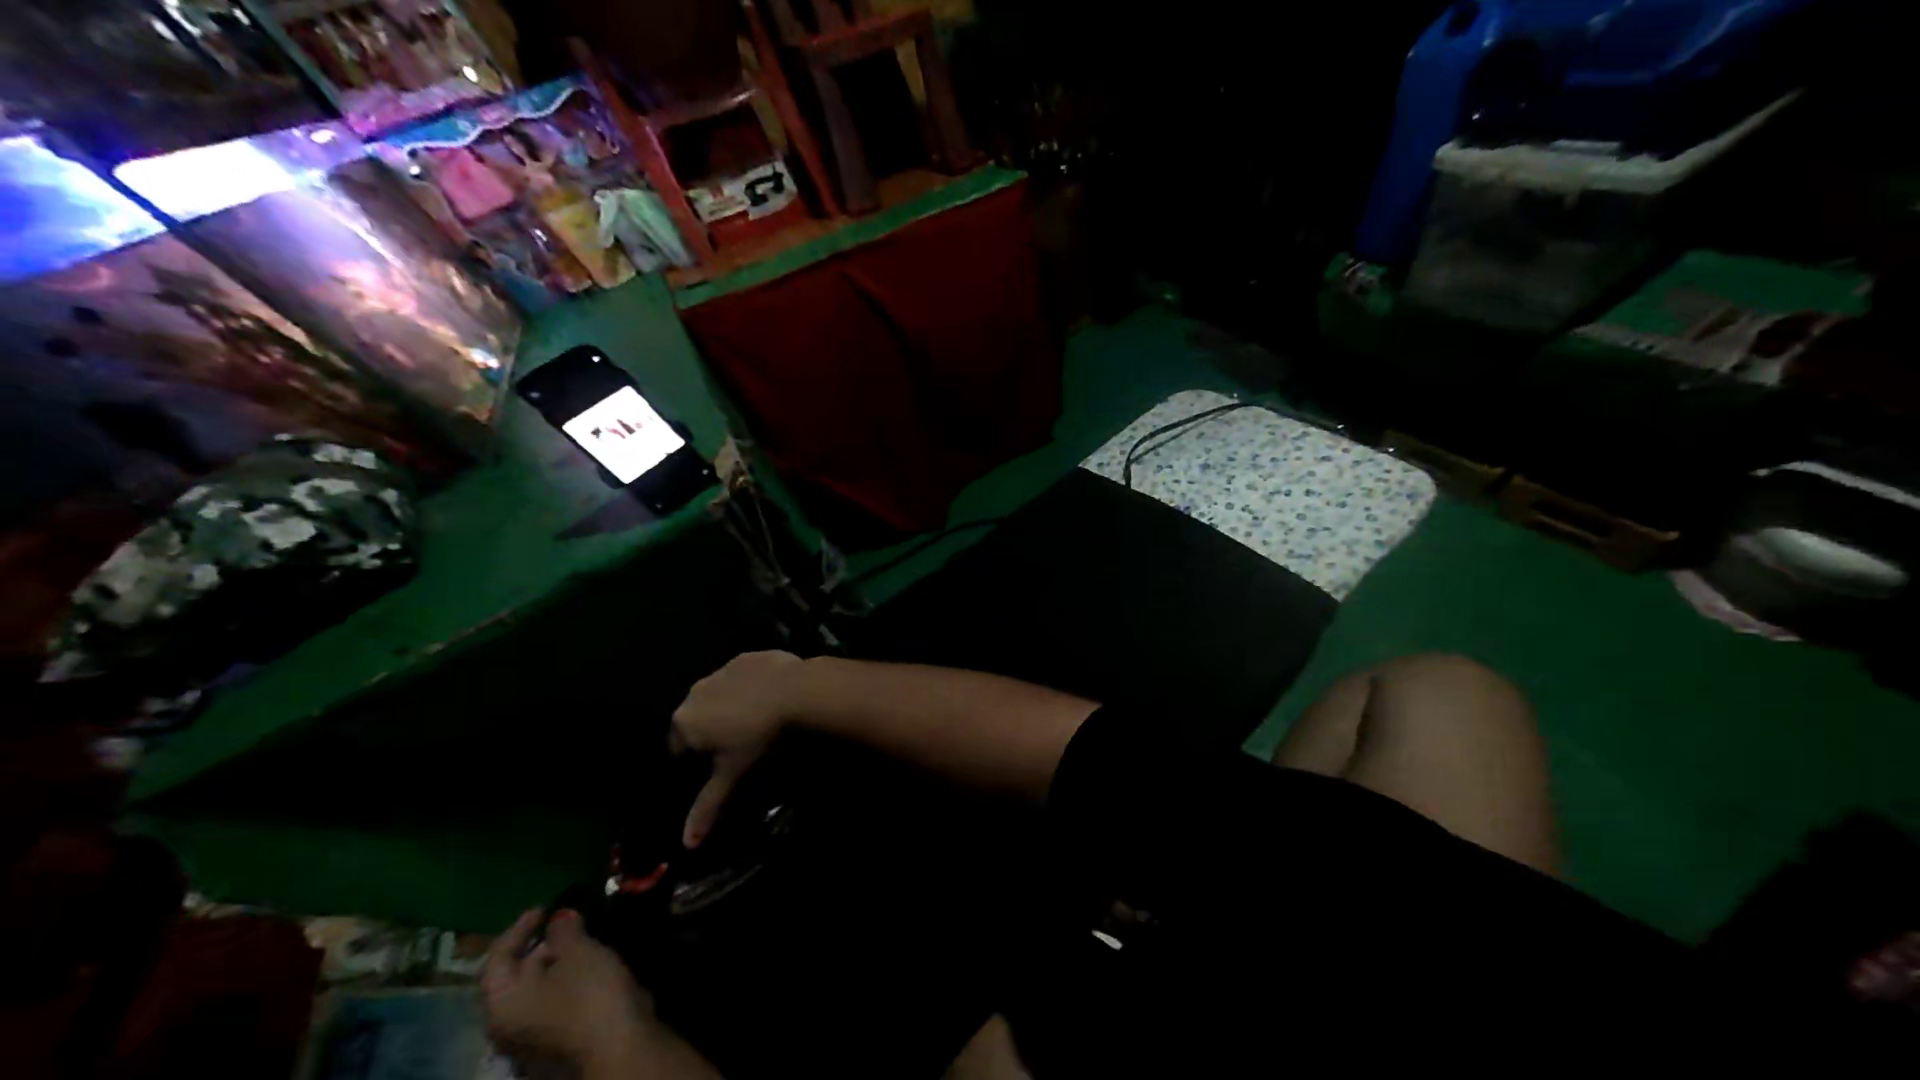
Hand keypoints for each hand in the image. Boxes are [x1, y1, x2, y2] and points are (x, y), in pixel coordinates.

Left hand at [482, 909, 649, 1067]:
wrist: (619, 1045)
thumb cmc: (589, 994)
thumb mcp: (578, 951)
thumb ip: (564, 930)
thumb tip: (559, 918)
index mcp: (502, 1003)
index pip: (496, 958)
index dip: (519, 928)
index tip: (545, 907)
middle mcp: (506, 1025)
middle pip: (514, 977)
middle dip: (539, 946)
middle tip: (567, 923)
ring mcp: (529, 1039)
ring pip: (535, 992)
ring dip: (554, 963)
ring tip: (581, 941)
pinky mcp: (554, 1044)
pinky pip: (551, 1004)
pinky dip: (563, 982)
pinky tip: (588, 968)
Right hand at [670, 650, 806, 847]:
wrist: (794, 692)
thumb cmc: (758, 738)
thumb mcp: (732, 775)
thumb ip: (707, 807)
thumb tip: (686, 844)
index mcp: (683, 722)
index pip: (678, 749)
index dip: (697, 760)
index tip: (721, 764)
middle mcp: (693, 693)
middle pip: (696, 719)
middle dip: (711, 732)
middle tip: (740, 743)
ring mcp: (719, 671)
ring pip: (717, 695)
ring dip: (728, 707)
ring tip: (757, 720)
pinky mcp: (745, 657)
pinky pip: (741, 676)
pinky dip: (749, 686)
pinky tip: (770, 696)